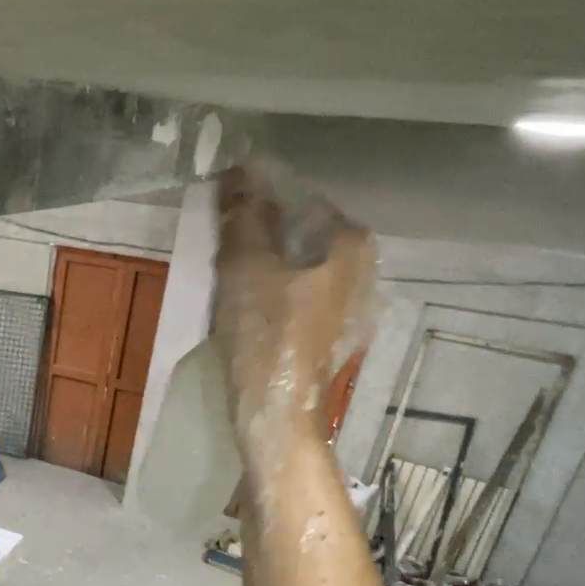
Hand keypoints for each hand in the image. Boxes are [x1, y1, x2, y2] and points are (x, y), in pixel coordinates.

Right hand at [212, 165, 376, 470]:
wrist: (277, 412)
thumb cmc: (265, 335)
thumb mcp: (245, 267)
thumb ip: (243, 216)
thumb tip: (239, 173)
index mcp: (350, 242)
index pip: (299, 197)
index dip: (256, 197)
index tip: (222, 205)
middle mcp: (364, 267)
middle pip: (303, 232)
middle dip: (263, 231)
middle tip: (221, 240)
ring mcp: (352, 304)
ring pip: (300, 265)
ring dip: (266, 262)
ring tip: (228, 272)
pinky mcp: (332, 334)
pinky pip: (300, 295)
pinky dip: (275, 291)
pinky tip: (248, 305)